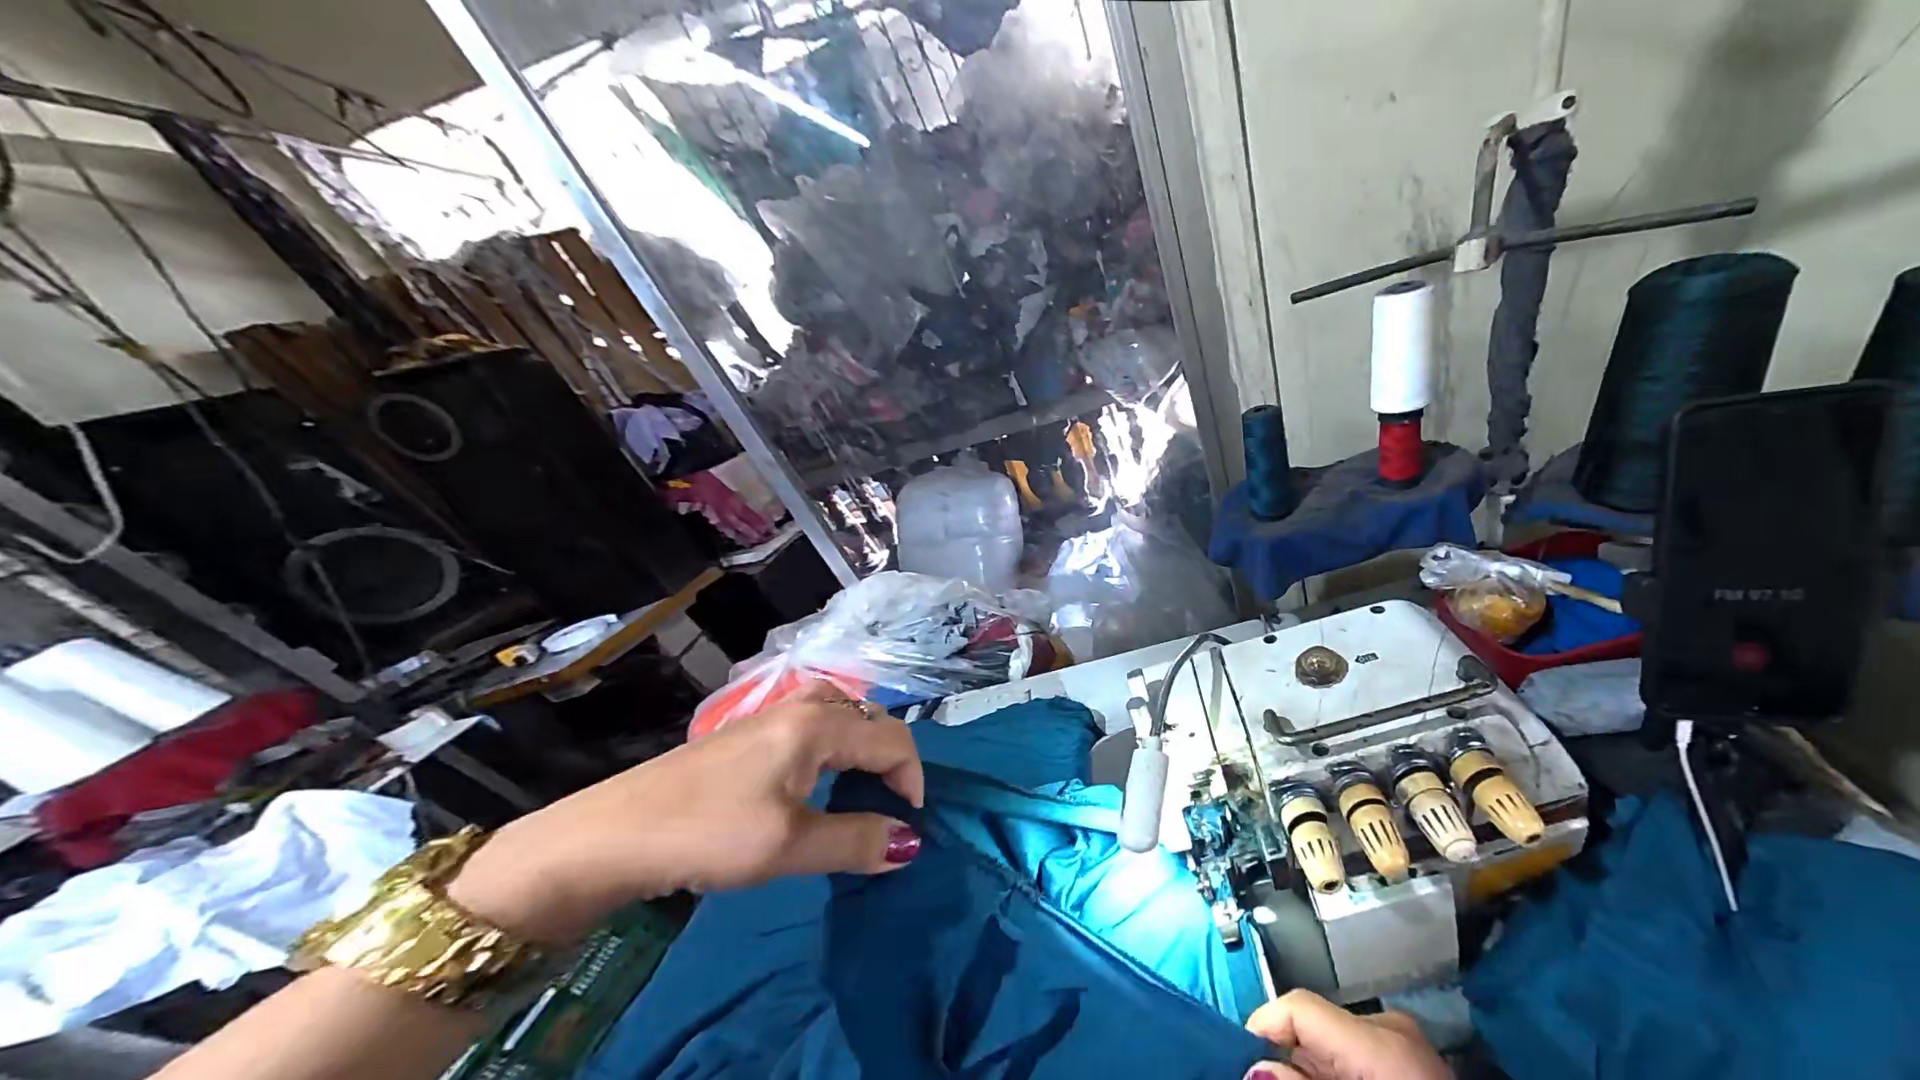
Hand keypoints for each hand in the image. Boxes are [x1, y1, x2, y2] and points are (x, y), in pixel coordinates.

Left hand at [446, 682, 924, 943]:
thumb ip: (855, 841)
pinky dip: (833, 744)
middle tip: (889, 803)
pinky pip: (811, 724)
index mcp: (816, 724)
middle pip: (868, 716)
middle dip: (890, 756)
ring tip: (861, 785)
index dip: (912, 778)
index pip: (890, 737)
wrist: (615, 832)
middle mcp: (798, 708)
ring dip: (861, 744)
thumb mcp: (789, 845)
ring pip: (838, 714)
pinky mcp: (747, 734)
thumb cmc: (709, 832)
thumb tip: (910, 843)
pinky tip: (815, 778)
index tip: (910, 825)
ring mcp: (768, 716)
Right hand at [1243, 990, 1451, 1079]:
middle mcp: (1393, 1030)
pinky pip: (1354, 1057)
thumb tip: (1254, 1071)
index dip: (1262, 1032)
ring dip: (1310, 1072)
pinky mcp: (1414, 1063)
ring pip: (1330, 1044)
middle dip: (1286, 1061)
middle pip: (1311, 1026)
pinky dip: (1335, 1076)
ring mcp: (1407, 1046)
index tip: (1246, 1071)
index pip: (1297, 1007)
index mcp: (1380, 1043)